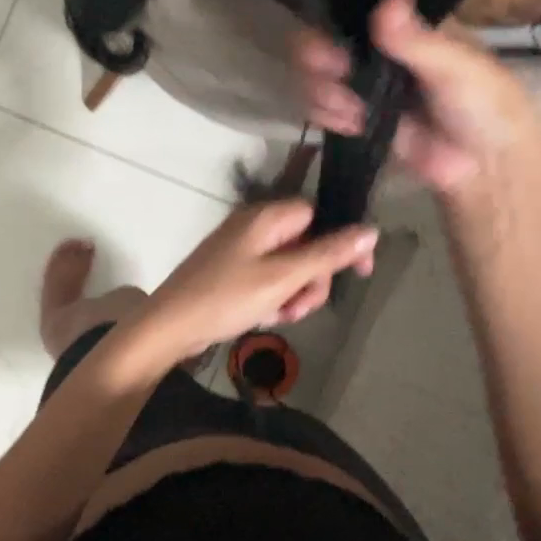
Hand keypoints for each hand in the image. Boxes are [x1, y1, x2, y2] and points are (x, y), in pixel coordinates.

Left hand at [134, 201, 377, 362]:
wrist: (170, 326)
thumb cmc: (226, 298)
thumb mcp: (283, 278)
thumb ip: (327, 254)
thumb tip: (370, 230)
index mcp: (265, 218)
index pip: (318, 215)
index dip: (340, 242)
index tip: (358, 273)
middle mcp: (252, 227)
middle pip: (306, 244)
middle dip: (312, 279)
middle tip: (300, 307)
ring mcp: (239, 250)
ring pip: (288, 267)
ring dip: (292, 294)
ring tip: (279, 316)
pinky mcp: (230, 273)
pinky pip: (266, 281)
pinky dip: (271, 299)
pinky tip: (262, 318)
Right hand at [292, 0, 540, 194]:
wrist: (484, 166)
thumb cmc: (484, 105)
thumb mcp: (456, 67)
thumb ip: (417, 40)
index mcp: (407, 31)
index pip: (357, 14)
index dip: (334, 26)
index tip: (333, 46)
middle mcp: (381, 55)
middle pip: (327, 45)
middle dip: (320, 61)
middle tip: (334, 77)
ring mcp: (368, 88)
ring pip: (320, 78)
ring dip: (324, 92)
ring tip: (350, 111)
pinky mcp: (359, 120)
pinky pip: (325, 110)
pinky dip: (327, 116)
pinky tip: (350, 124)